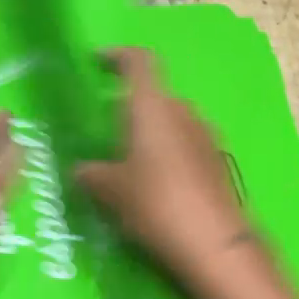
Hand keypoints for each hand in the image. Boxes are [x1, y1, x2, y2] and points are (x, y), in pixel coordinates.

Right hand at [76, 49, 253, 288]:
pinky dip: (168, 154)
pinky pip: (186, 144)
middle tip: (106, 130)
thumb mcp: (111, 190)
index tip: (97, 62)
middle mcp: (182, 111)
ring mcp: (205, 135)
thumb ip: (92, 174)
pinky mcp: (218, 161)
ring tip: (128, 162)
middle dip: (130, 107)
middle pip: (154, 95)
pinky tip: (155, 184)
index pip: (138, 62)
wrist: (215, 243)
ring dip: (151, 133)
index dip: (117, 56)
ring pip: (171, 121)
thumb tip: (81, 169)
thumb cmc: (155, 202)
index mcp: (152, 106)